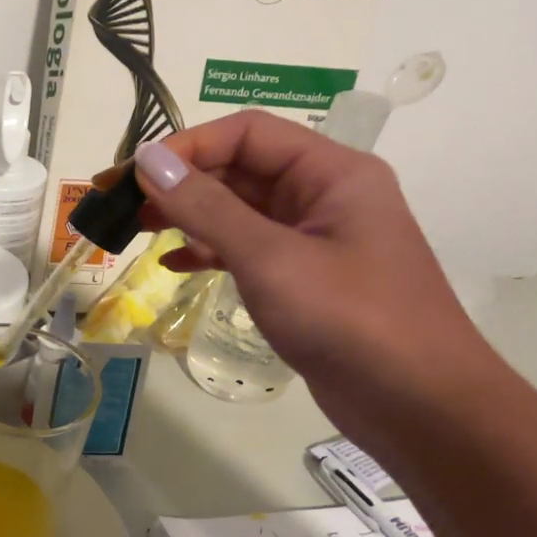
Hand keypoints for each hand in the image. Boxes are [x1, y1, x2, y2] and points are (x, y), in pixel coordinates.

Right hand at [116, 110, 505, 441]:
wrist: (418, 403)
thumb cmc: (350, 319)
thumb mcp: (270, 258)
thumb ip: (207, 208)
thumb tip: (148, 162)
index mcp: (331, 172)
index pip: (246, 134)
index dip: (185, 147)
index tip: (130, 176)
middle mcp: (324, 195)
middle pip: (240, 168)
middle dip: (178, 182)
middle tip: (118, 206)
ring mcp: (315, 239)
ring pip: (239, 210)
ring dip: (187, 215)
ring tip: (134, 231)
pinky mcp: (304, 278)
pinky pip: (246, 249)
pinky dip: (208, 251)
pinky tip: (174, 265)